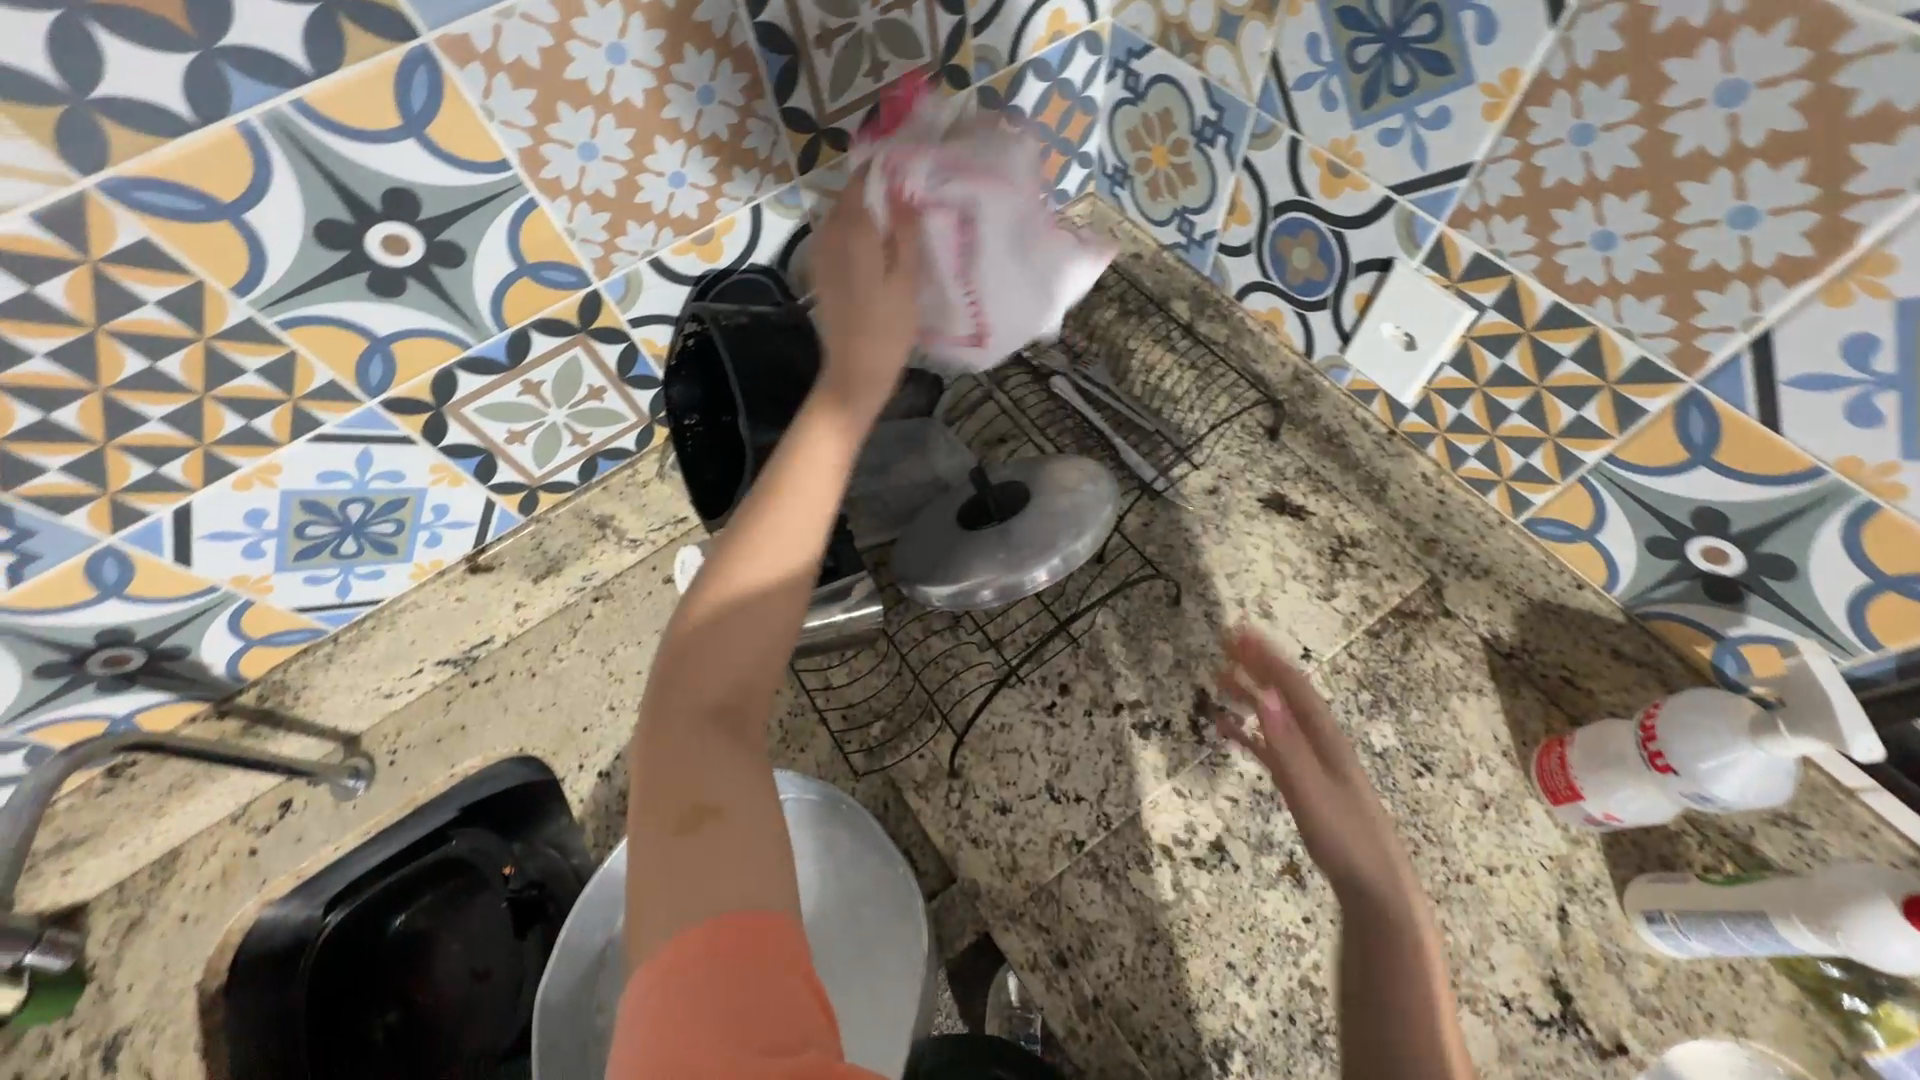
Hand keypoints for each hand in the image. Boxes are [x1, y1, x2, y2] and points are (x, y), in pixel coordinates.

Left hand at [810, 167, 924, 420]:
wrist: (855, 371)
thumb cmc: (888, 328)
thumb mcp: (907, 277)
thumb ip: (905, 229)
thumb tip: (902, 188)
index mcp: (853, 229)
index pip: (862, 178)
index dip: (884, 171)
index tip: (908, 173)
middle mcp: (829, 233)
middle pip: (850, 196)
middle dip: (875, 192)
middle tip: (907, 202)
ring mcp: (820, 253)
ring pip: (842, 217)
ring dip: (865, 214)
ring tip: (896, 227)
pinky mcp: (820, 272)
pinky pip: (837, 238)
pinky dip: (855, 235)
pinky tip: (878, 252)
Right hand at [1212, 626, 1417, 903]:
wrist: (1376, 889)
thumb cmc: (1346, 840)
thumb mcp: (1312, 791)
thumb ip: (1287, 745)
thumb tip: (1263, 695)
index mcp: (1325, 738)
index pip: (1292, 685)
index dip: (1265, 657)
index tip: (1238, 632)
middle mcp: (1320, 742)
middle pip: (1285, 695)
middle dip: (1257, 666)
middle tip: (1224, 643)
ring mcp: (1312, 763)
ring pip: (1277, 718)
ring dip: (1250, 695)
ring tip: (1219, 678)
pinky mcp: (1303, 785)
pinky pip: (1271, 748)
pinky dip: (1249, 733)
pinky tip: (1227, 730)